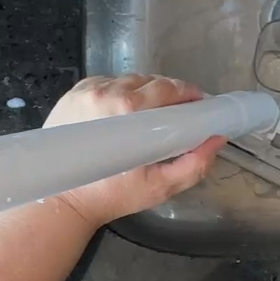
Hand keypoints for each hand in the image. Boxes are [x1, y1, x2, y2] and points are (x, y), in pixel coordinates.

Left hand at [43, 74, 226, 227]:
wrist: (62, 201)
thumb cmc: (112, 196)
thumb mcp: (159, 187)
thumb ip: (193, 165)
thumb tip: (217, 140)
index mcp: (128, 110)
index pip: (168, 88)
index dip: (187, 94)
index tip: (197, 106)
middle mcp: (106, 93)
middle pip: (149, 81)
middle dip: (169, 92)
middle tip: (179, 111)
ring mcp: (87, 91)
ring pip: (128, 80)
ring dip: (144, 91)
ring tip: (151, 112)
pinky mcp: (73, 93)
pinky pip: (107, 83)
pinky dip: (121, 91)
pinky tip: (125, 109)